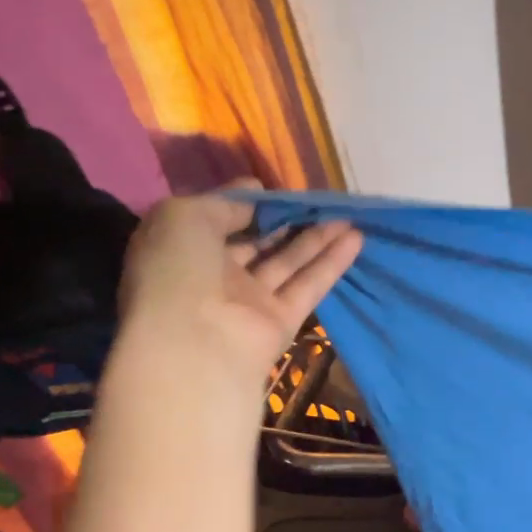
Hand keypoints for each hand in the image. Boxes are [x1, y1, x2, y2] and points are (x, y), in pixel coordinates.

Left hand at [117, 182, 363, 378]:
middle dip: (286, 221)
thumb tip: (256, 192)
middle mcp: (217, 274)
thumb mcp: (185, 215)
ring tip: (347, 216)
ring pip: (289, 262)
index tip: (272, 189)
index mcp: (183, 247)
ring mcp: (251, 300)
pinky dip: (331, 263)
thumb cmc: (177, 270)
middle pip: (259, 242)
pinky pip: (309, 286)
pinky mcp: (283, 321)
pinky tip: (354, 239)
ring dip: (317, 239)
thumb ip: (225, 203)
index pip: (218, 220)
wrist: (195, 342)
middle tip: (318, 201)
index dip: (245, 204)